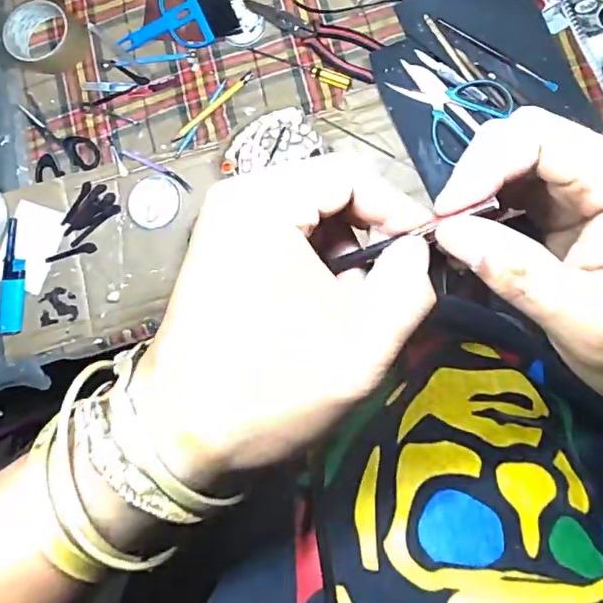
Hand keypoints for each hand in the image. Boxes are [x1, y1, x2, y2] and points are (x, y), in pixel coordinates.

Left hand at [131, 154, 436, 482]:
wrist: (179, 430)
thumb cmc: (266, 390)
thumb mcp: (362, 346)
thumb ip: (410, 286)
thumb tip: (419, 250)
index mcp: (264, 202)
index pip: (353, 172)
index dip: (398, 209)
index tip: (423, 253)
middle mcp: (237, 195)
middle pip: (330, 186)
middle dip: (369, 232)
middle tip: (389, 283)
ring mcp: (224, 217)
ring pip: (311, 208)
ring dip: (343, 249)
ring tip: (350, 304)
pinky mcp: (221, 241)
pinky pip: (286, 227)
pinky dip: (315, 256)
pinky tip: (318, 302)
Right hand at [431, 107, 602, 416]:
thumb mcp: (586, 322)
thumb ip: (516, 272)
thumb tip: (447, 232)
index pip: (535, 137)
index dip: (481, 165)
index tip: (447, 215)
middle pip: (521, 141)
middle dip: (474, 175)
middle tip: (445, 226)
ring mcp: (589, 196)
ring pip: (515, 167)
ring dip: (477, 195)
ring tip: (451, 237)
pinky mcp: (575, 220)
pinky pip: (520, 197)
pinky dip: (488, 215)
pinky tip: (472, 244)